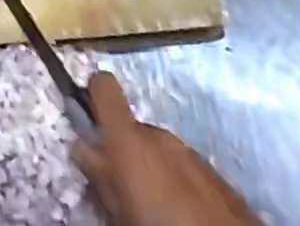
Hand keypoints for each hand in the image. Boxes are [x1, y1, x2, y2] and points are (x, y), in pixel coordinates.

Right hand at [74, 73, 257, 225]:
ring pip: (159, 149)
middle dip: (124, 151)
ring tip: (155, 206)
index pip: (104, 86)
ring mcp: (192, 153)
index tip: (88, 117)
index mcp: (129, 138)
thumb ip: (98, 173)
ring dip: (152, 168)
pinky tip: (183, 214)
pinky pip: (184, 167)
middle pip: (132, 127)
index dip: (93, 94)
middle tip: (123, 187)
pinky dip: (177, 182)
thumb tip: (82, 146)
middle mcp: (160, 135)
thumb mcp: (116, 209)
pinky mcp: (216, 175)